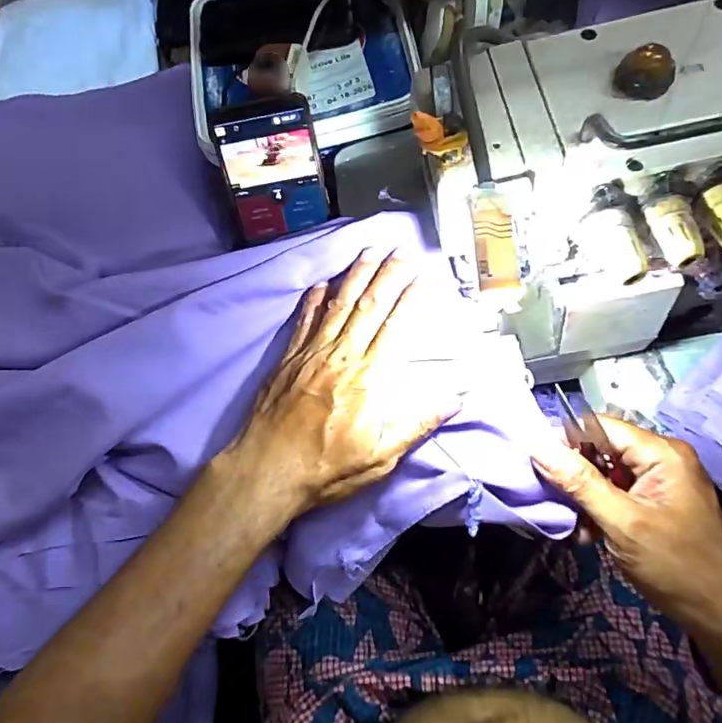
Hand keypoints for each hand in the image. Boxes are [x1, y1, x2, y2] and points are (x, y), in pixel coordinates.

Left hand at [218, 248, 462, 523]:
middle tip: (401, 252)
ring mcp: (310, 356)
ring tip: (368, 253)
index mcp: (367, 380)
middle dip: (387, 276)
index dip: (410, 301)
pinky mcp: (287, 361)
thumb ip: (416, 424)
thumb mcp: (380, 457)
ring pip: (337, 307)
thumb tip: (455, 399)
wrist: (266, 471)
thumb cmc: (325, 469)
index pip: (395, 329)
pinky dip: (313, 301)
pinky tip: (321, 285)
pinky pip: (303, 322)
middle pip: (368, 307)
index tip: (422, 278)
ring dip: (355, 277)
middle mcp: (340, 358)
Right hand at [531, 416, 721, 630]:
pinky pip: (616, 491)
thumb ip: (579, 482)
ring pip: (603, 472)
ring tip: (577, 527)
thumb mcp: (622, 523)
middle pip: (599, 448)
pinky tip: (590, 534)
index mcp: (661, 452)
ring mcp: (660, 479)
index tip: (537, 466)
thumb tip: (538, 447)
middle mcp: (662, 457)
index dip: (564, 440)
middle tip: (558, 503)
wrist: (721, 613)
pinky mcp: (656, 500)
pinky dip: (598, 508)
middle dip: (574, 475)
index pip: (598, 426)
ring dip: (584, 497)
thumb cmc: (676, 566)